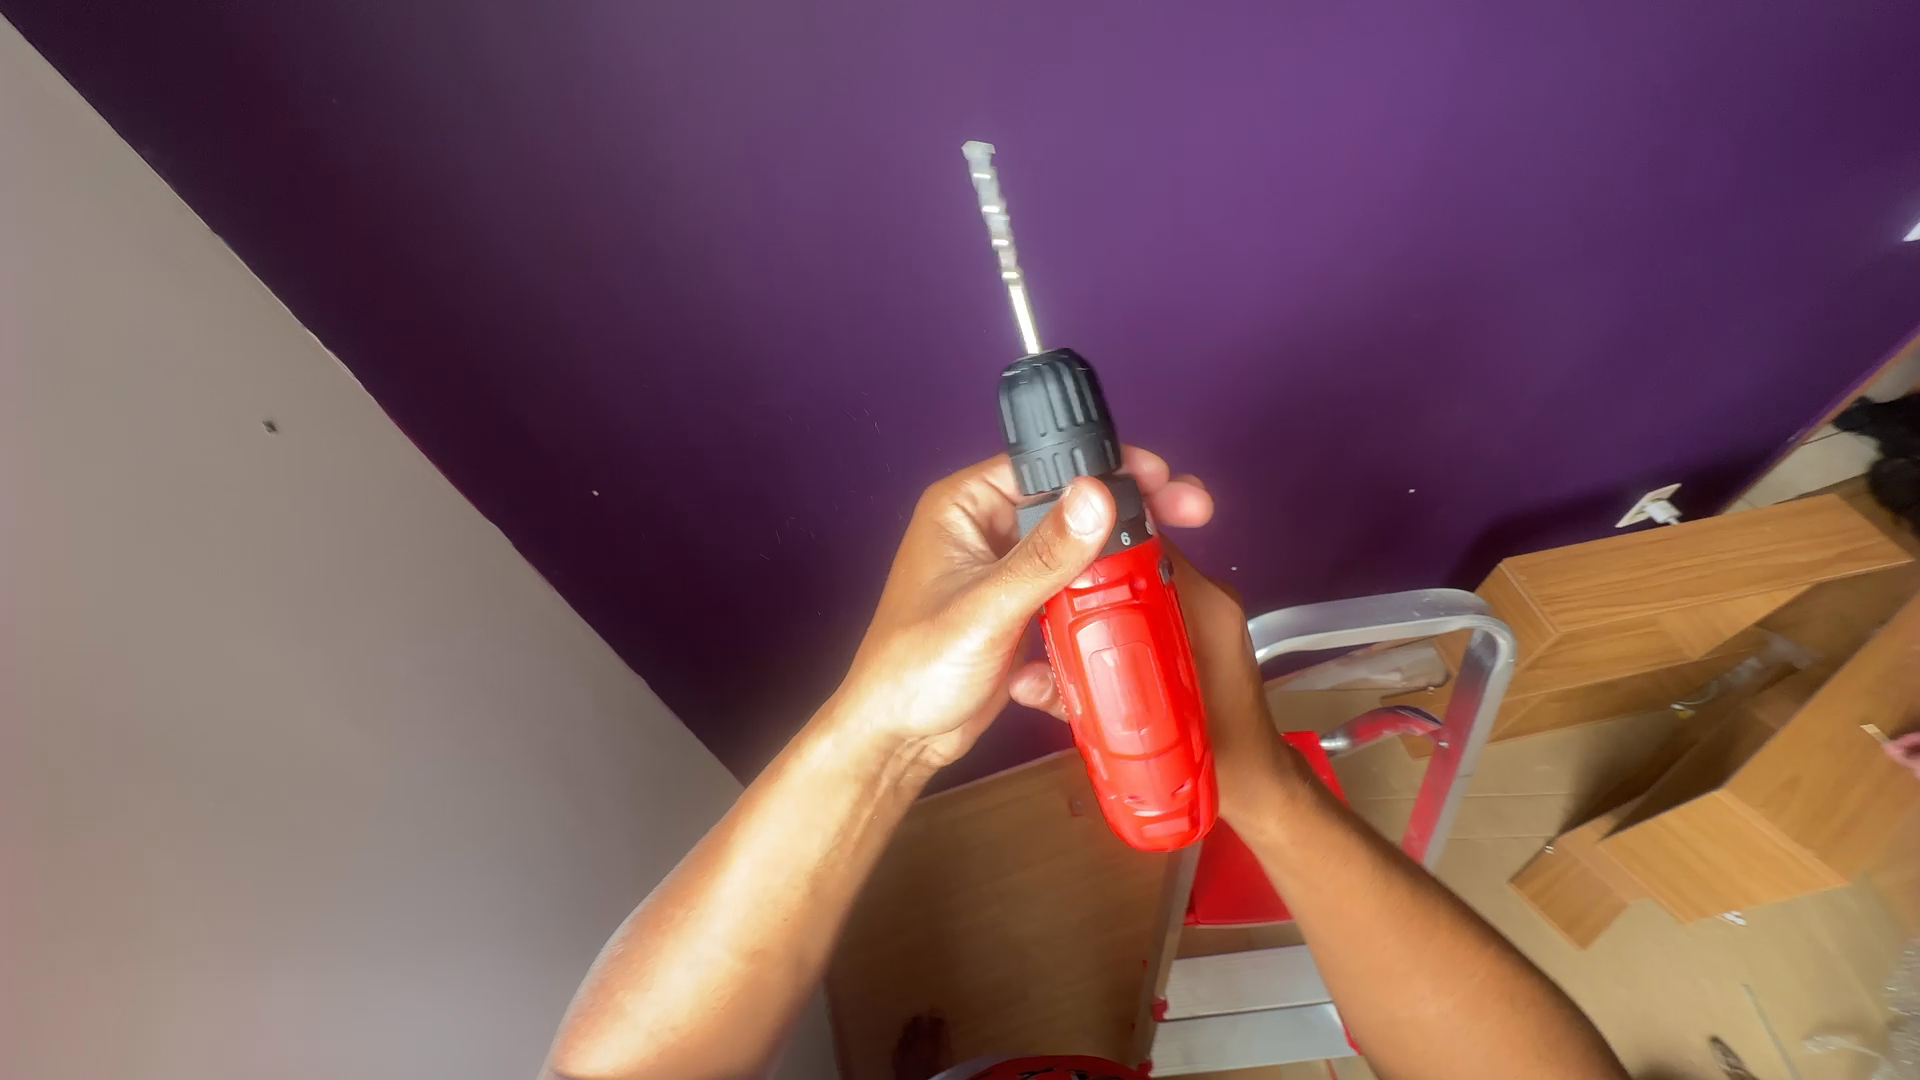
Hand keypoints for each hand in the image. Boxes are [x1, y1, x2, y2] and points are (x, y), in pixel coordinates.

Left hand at [833, 448, 1211, 770]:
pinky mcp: (1022, 604)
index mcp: (964, 507)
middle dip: (1127, 509)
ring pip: (1077, 547)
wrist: (901, 736)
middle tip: (1187, 510)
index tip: (1158, 476)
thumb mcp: (985, 609)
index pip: (1044, 466)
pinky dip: (1101, 593)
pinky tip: (1130, 601)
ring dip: (1120, 555)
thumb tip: (1097, 496)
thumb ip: (1043, 557)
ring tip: (1168, 561)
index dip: (1104, 465)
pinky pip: (1073, 586)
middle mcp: (986, 528)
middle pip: (1070, 503)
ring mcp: (1006, 568)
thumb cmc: (913, 668)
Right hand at [1009, 538, 1313, 828]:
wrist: (1260, 781)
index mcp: (1206, 606)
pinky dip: (1118, 612)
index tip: (1054, 564)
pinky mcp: (1198, 629)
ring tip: (1058, 614)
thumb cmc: (1221, 757)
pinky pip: (1150, 602)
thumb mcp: (1142, 734)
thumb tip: (1021, 680)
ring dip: (1100, 593)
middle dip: (1088, 574)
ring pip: (1139, 580)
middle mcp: (1208, 597)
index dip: (1095, 548)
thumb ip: (1077, 705)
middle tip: (1045, 593)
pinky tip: (1088, 637)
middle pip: (1135, 559)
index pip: (1144, 544)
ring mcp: (1205, 611)